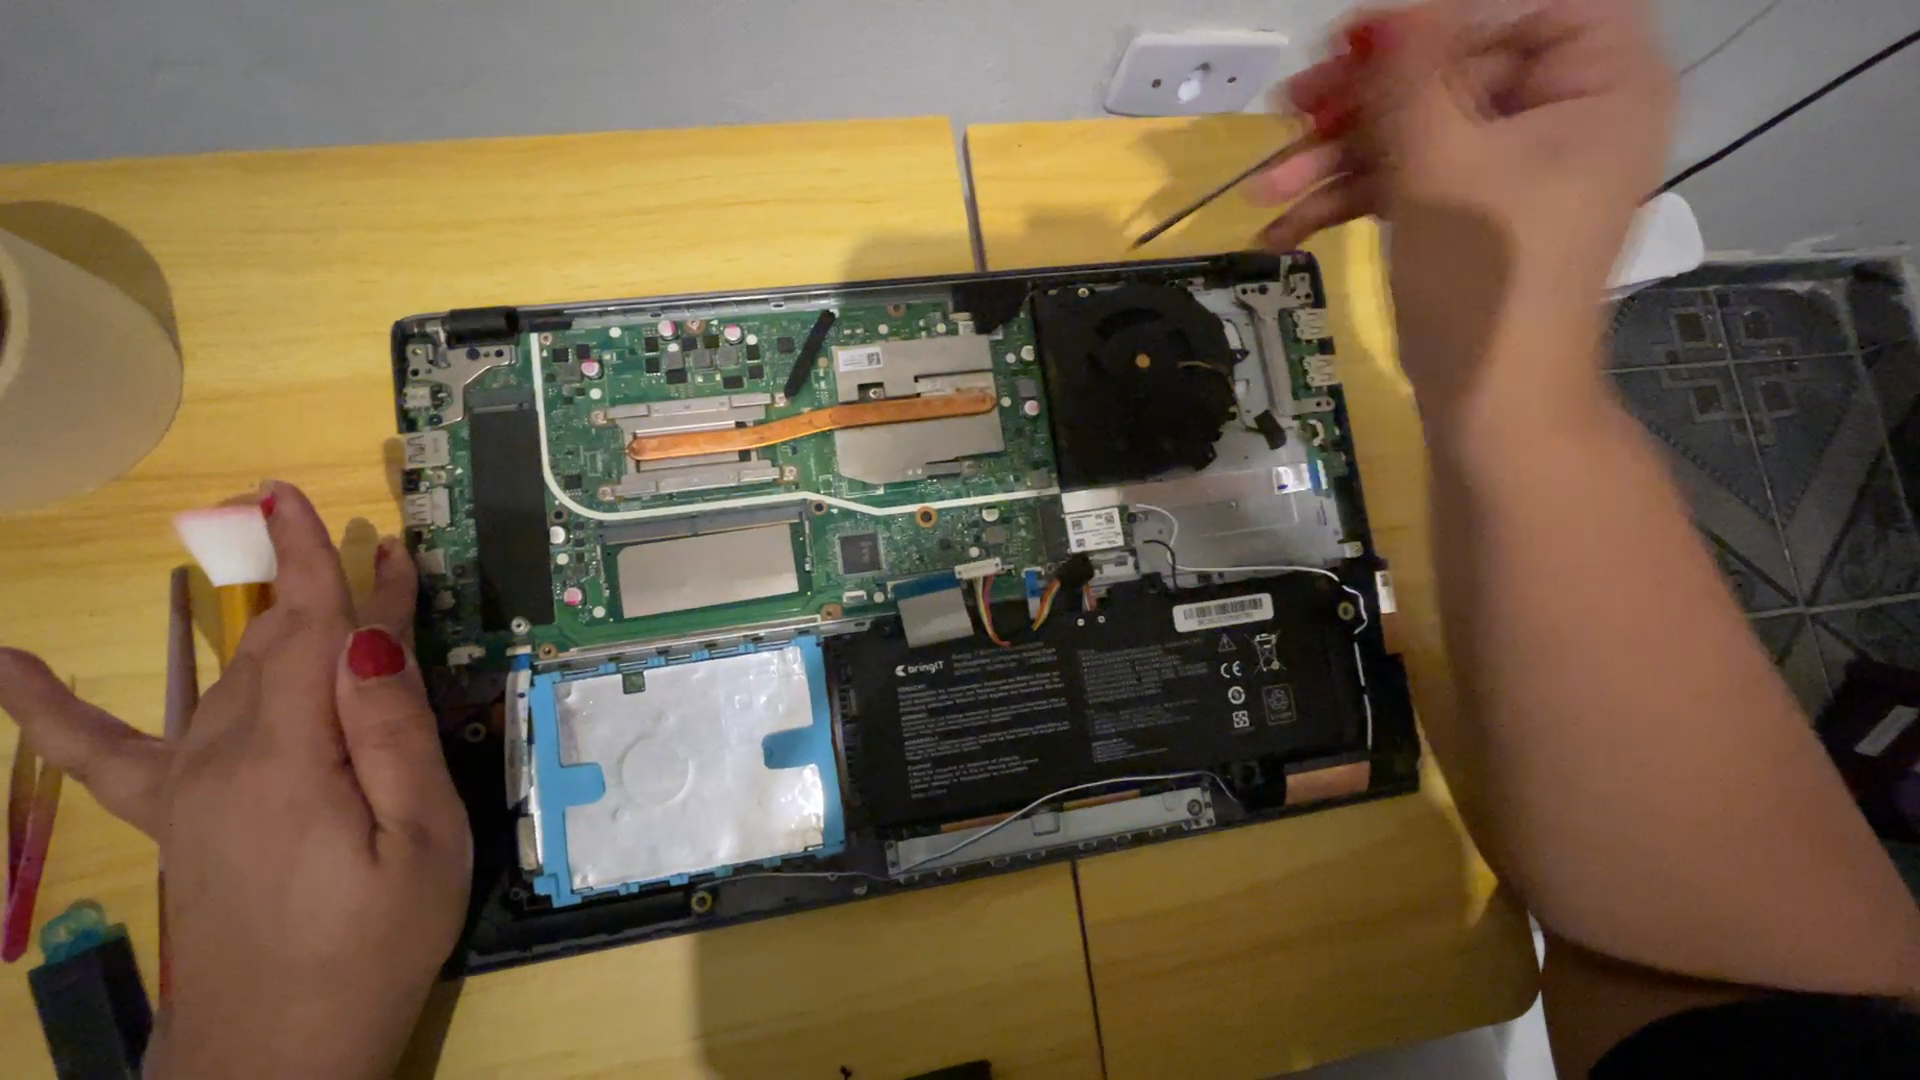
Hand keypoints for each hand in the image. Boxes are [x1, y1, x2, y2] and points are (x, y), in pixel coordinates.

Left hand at [0, 482, 469, 1079]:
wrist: (282, 1051)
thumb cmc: (379, 941)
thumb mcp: (421, 839)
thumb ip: (394, 737)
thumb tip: (373, 644)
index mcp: (290, 760)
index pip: (321, 636)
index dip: (334, 570)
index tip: (339, 510)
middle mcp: (222, 759)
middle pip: (281, 647)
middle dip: (326, 588)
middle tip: (373, 549)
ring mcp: (188, 788)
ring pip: (231, 675)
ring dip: (271, 617)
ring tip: (287, 562)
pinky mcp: (176, 818)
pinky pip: (102, 752)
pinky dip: (52, 706)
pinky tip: (8, 666)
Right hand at [1252, 0, 1675, 413]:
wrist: (1490, 404)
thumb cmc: (1485, 281)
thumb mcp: (1443, 167)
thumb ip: (1410, 78)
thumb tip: (1379, 14)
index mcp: (1602, 80)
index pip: (1522, 4)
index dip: (1433, 17)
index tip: (1351, 41)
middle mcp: (1563, 112)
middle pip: (1451, 71)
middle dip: (1360, 103)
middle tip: (1288, 109)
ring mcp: (1509, 168)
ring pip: (1414, 133)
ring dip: (1333, 161)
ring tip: (1263, 188)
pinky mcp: (1465, 213)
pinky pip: (1405, 183)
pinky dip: (1347, 201)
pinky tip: (1285, 226)